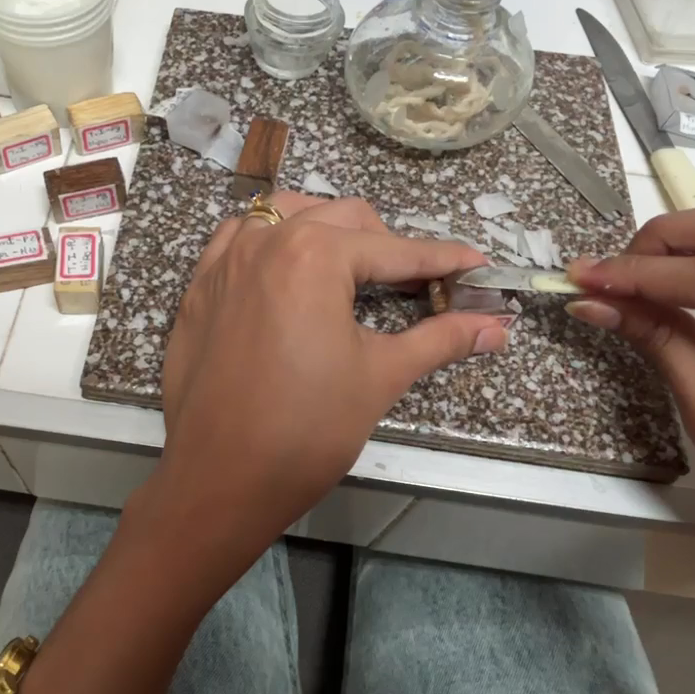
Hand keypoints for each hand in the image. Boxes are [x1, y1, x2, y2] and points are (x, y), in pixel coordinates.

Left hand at [152, 193, 507, 548]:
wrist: (219, 479)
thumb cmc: (306, 429)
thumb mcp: (380, 377)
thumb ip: (440, 339)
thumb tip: (496, 326)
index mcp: (314, 255)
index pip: (395, 250)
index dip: (442, 261)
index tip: (476, 266)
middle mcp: (265, 241)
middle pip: (343, 219)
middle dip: (387, 245)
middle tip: (415, 286)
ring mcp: (224, 261)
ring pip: (284, 214)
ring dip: (325, 229)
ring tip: (351, 268)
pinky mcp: (198, 288)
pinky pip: (237, 239)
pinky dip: (269, 241)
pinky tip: (285, 271)